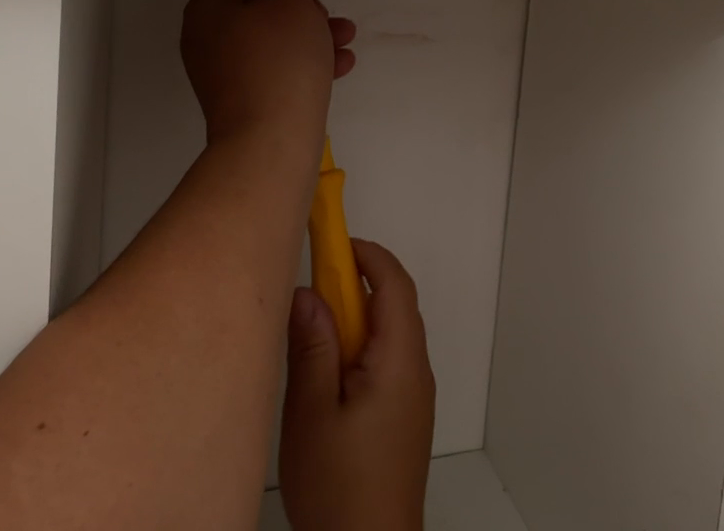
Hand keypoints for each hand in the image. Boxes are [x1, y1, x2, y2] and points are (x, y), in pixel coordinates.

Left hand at [179, 0, 354, 144]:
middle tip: (321, 10)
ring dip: (311, 32)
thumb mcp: (287, 1)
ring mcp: (226, 71)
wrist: (273, 140)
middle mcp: (209, 38)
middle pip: (257, 4)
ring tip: (344, 36)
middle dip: (299, 4)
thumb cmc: (277, 63)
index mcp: (208, 7)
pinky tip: (339, 63)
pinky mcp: (247, 97)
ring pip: (273, 38)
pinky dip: (306, 61)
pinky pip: (278, 67)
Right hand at [280, 240, 435, 530]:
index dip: (369, 255)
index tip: (334, 241)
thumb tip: (307, 291)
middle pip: (396, 305)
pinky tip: (330, 365)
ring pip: (392, 333)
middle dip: (359, 281)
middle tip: (314, 279)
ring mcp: (415, 394)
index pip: (395, 285)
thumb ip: (311, 346)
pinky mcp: (406, 415)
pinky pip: (389, 358)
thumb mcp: (313, 411)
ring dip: (358, 314)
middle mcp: (416, 369)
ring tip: (314, 321)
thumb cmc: (340, 482)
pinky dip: (362, 342)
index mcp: (400, 360)